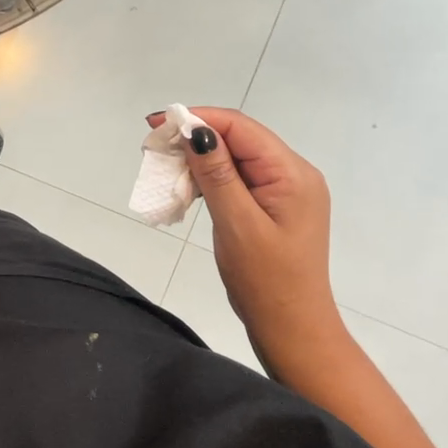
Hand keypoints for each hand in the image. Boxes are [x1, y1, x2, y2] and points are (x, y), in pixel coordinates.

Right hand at [152, 107, 339, 353]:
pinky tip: (186, 189)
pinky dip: (208, 178)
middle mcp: (292, 174)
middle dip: (194, 137)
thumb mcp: (237, 223)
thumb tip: (195, 129)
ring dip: (198, 159)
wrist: (291, 328)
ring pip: (234, 156)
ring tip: (165, 169)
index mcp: (292, 174)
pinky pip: (236, 177)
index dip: (197, 118)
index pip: (240, 127)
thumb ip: (216, 173)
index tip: (156, 125)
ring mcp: (283, 190)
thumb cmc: (266, 278)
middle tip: (154, 149)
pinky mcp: (271, 205)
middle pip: (237, 138)